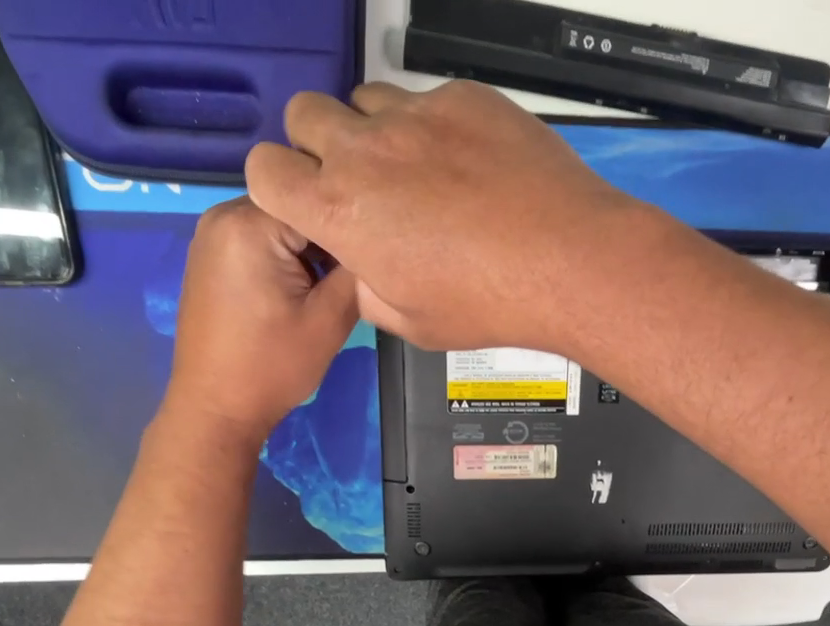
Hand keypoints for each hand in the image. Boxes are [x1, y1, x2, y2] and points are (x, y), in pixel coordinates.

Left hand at [167, 196, 359, 438]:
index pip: (318, 194)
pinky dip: (286, 255)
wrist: (216, 408)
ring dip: (309, 246)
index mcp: (249, 223)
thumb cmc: (272, 366)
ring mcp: (211, 234)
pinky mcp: (211, 256)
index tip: (376, 249)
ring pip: (280, 221)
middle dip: (329, 231)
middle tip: (357, 269)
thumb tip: (379, 242)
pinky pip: (260, 238)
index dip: (352, 220)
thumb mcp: (330, 320)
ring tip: (332, 281)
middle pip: (297, 203)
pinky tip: (303, 288)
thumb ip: (358, 271)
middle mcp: (223, 215)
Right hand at [245, 81, 653, 352]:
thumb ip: (368, 288)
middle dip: (320, 143)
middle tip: (361, 179)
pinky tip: (469, 163)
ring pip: (366, 99)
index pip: (263, 168)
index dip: (280, 184)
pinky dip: (435, 126)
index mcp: (340, 211)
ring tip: (418, 170)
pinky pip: (427, 99)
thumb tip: (365, 269)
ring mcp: (416, 117)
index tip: (305, 198)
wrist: (566, 260)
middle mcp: (367, 152)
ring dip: (376, 129)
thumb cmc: (490, 302)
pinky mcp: (464, 99)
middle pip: (305, 114)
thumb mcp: (412, 322)